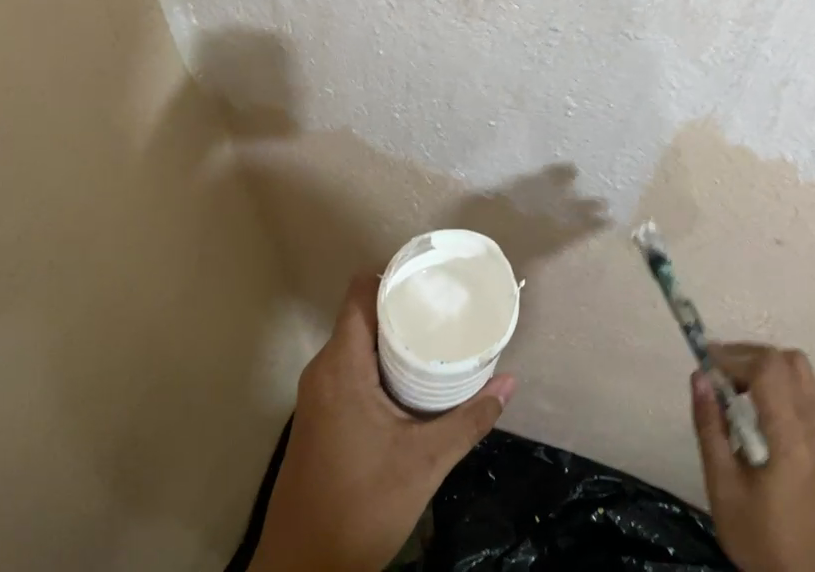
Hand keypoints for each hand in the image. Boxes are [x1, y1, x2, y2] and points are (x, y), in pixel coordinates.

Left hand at [252, 273, 515, 571]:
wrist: (304, 569)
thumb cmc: (361, 505)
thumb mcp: (426, 461)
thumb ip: (471, 418)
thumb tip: (510, 382)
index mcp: (341, 368)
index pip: (361, 293)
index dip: (395, 274)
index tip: (434, 272)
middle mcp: (323, 371)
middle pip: (363, 315)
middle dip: (405, 306)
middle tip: (451, 303)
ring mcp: (318, 396)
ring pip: (358, 345)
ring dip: (395, 338)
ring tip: (441, 334)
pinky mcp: (321, 417)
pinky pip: (352, 370)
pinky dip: (383, 363)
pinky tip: (416, 376)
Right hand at [691, 344, 814, 571]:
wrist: (802, 571)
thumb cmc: (757, 535)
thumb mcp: (722, 485)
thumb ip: (710, 427)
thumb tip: (699, 377)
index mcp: (790, 438)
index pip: (768, 369)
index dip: (734, 357)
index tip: (703, 362)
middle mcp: (813, 426)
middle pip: (787, 360)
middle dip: (747, 356)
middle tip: (716, 374)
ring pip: (798, 370)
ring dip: (763, 366)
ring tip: (732, 387)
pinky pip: (802, 389)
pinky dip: (775, 382)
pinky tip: (751, 405)